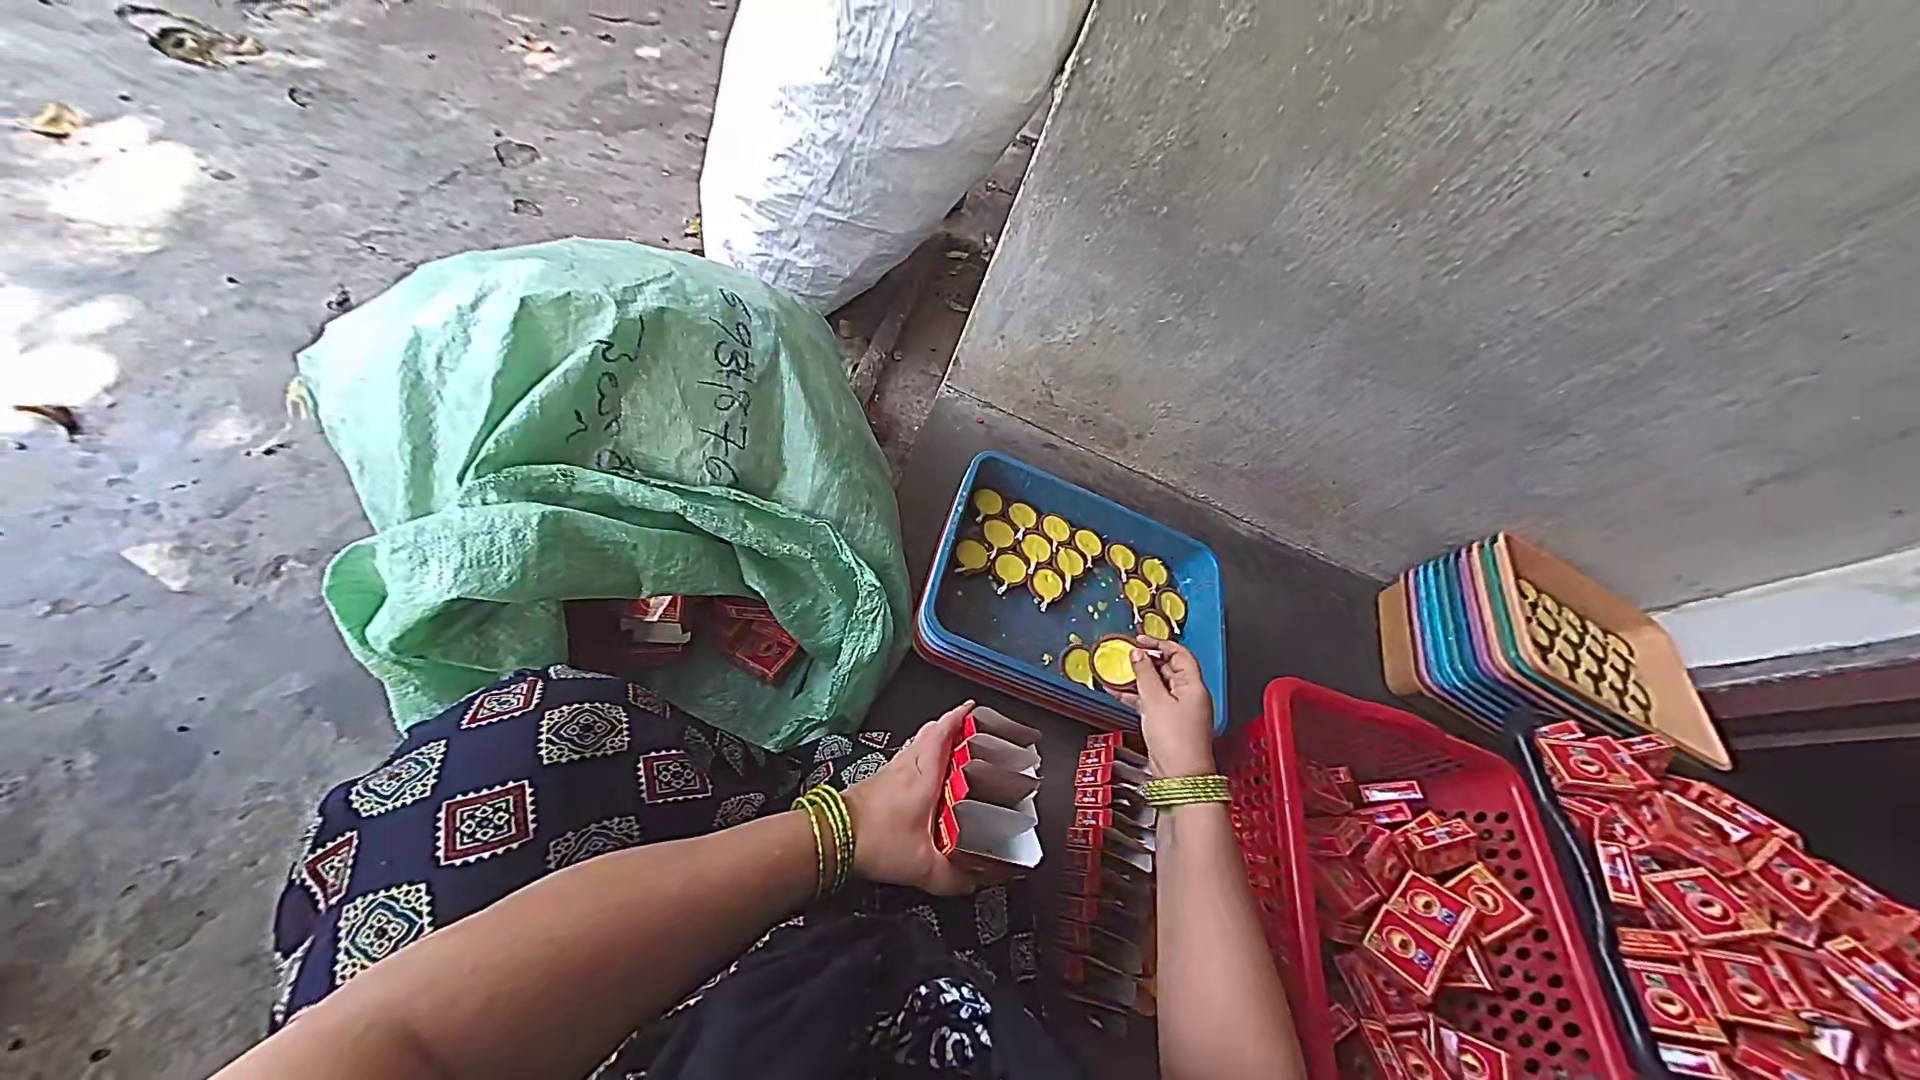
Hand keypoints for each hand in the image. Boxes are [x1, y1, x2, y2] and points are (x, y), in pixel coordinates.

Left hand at [840, 702, 978, 895]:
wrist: (833, 837)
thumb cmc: (876, 841)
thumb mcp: (923, 866)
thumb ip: (954, 877)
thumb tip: (978, 882)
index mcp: (924, 774)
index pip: (943, 732)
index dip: (959, 716)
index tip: (973, 707)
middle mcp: (907, 764)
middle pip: (931, 731)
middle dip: (952, 725)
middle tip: (971, 728)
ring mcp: (890, 770)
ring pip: (917, 743)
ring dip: (935, 739)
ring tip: (954, 750)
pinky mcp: (879, 780)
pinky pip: (906, 758)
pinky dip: (921, 756)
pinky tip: (925, 777)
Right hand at [1107, 636, 1216, 776]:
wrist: (1180, 776)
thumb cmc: (1177, 742)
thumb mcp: (1155, 701)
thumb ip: (1145, 675)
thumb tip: (1138, 655)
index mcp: (1193, 686)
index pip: (1180, 654)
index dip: (1160, 643)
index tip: (1140, 640)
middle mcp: (1189, 695)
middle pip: (1168, 668)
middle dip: (1146, 660)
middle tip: (1127, 655)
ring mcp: (1178, 709)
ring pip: (1157, 685)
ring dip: (1138, 678)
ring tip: (1118, 673)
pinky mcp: (1168, 721)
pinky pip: (1151, 700)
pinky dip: (1136, 695)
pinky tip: (1119, 692)